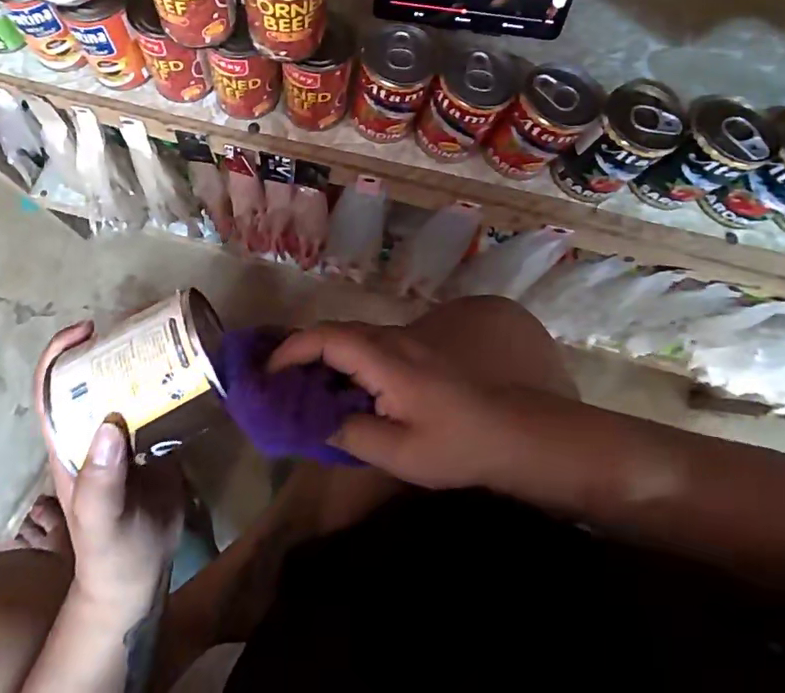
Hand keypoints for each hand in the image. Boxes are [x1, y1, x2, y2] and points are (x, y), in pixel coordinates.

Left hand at [33, 323, 184, 617]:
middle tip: (142, 328)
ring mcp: (123, 434)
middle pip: (91, 375)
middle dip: (110, 346)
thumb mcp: (100, 521)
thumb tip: (109, 426)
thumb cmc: (110, 552)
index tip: (86, 330)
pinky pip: (157, 402)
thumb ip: (101, 481)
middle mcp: (91, 430)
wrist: (140, 577)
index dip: (59, 354)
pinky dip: (170, 383)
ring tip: (170, 340)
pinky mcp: (153, 441)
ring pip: (125, 385)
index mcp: (67, 442)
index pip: (50, 388)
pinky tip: (192, 371)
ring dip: (142, 361)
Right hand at [266, 322, 527, 489]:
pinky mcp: (416, 355)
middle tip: (276, 382)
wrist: (517, 432)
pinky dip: (343, 362)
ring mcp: (407, 344)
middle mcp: (393, 341)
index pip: (326, 339)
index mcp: (386, 360)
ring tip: (300, 387)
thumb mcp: (400, 452)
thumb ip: (350, 434)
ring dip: (322, 356)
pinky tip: (340, 391)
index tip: (268, 373)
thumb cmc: (458, 445)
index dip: (291, 350)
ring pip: (351, 338)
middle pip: (335, 332)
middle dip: (300, 350)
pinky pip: (368, 348)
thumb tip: (313, 422)